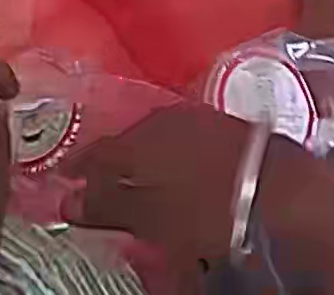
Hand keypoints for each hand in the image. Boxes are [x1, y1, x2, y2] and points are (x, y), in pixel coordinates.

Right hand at [62, 103, 310, 263]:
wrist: (271, 182)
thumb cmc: (205, 204)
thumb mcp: (152, 215)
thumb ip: (108, 204)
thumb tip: (66, 198)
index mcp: (138, 141)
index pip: (97, 150)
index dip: (77, 164)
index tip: (62, 174)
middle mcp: (159, 120)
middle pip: (123, 140)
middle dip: (106, 159)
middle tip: (91, 177)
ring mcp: (188, 117)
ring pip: (148, 134)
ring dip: (135, 154)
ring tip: (126, 173)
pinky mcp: (212, 122)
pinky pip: (172, 133)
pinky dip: (160, 150)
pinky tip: (165, 164)